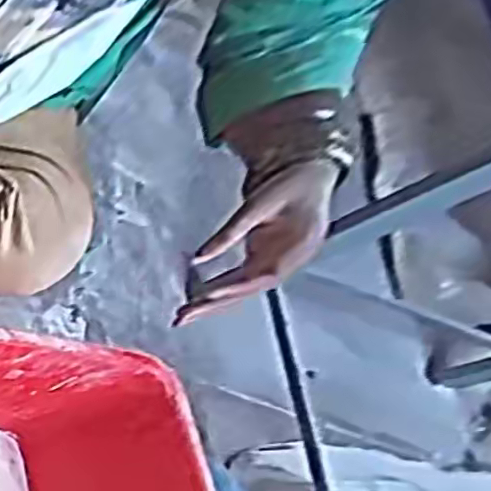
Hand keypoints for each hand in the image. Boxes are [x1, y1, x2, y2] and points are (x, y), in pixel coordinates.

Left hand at [176, 159, 337, 325]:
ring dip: (213, 304)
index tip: (208, 295)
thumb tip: (199, 257)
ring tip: (184, 315)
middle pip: (250, 290)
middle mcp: (291, 259)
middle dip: (216, 304)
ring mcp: (278, 261)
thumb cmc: (289, 185)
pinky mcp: (263, 260)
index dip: (236, 288)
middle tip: (183, 317)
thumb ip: (231, 231)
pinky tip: (197, 301)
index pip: (265, 275)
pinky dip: (217, 293)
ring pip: (243, 290)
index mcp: (300, 244)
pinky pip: (239, 282)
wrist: (307, 173)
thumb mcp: (259, 203)